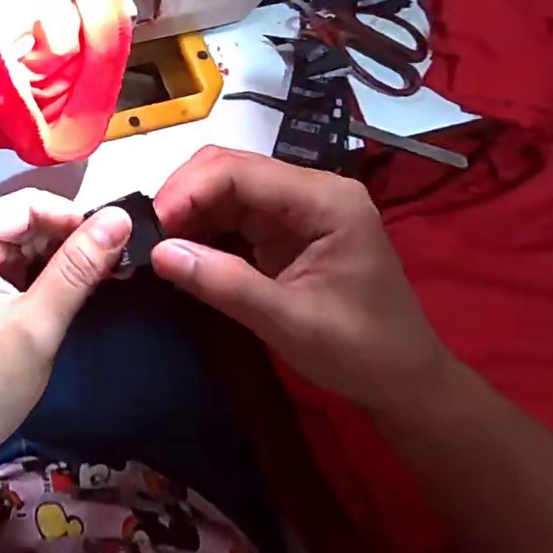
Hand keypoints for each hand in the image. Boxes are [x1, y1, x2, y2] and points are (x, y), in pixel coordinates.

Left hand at [0, 190, 132, 470]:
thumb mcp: (37, 324)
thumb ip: (78, 268)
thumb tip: (120, 218)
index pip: (29, 205)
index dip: (75, 219)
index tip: (119, 242)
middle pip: (32, 220)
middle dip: (75, 238)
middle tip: (122, 261)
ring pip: (36, 240)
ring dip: (72, 255)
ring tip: (113, 272)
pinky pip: (31, 262)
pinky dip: (60, 271)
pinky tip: (90, 283)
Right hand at [150, 146, 452, 412]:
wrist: (405, 382)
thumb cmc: (361, 352)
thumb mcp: (291, 323)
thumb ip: (225, 284)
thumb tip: (158, 253)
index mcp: (326, 199)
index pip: (241, 171)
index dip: (189, 190)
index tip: (153, 225)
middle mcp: (310, 190)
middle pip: (229, 169)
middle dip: (183, 195)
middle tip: (148, 233)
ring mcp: (296, 206)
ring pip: (224, 187)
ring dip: (188, 210)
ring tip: (158, 241)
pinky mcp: (283, 226)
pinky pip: (231, 212)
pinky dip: (201, 226)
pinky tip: (181, 246)